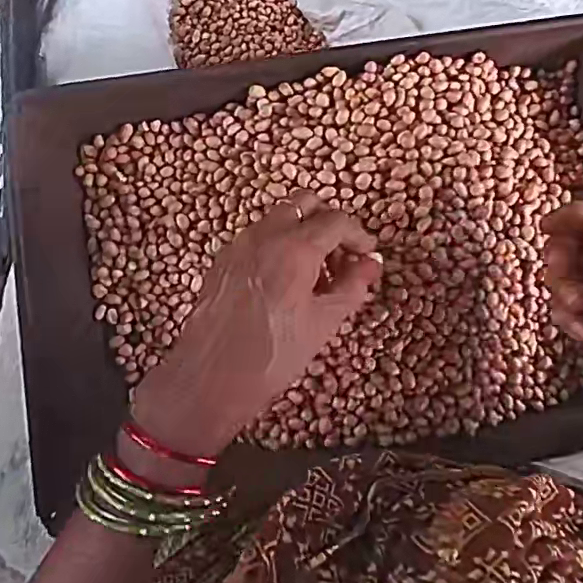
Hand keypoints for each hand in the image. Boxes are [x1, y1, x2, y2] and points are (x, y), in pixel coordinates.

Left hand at [131, 191, 380, 456]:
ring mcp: (239, 245)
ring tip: (316, 276)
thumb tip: (371, 264)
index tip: (367, 255)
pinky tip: (286, 283)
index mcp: (295, 249)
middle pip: (305, 204)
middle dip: (329, 224)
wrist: (210, 378)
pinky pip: (258, 237)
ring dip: (304, 233)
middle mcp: (264, 236)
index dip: (359, 235)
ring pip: (279, 218)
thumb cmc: (273, 356)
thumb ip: (353, 286)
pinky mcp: (223, 260)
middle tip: (343, 257)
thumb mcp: (324, 323)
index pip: (337, 221)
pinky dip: (279, 245)